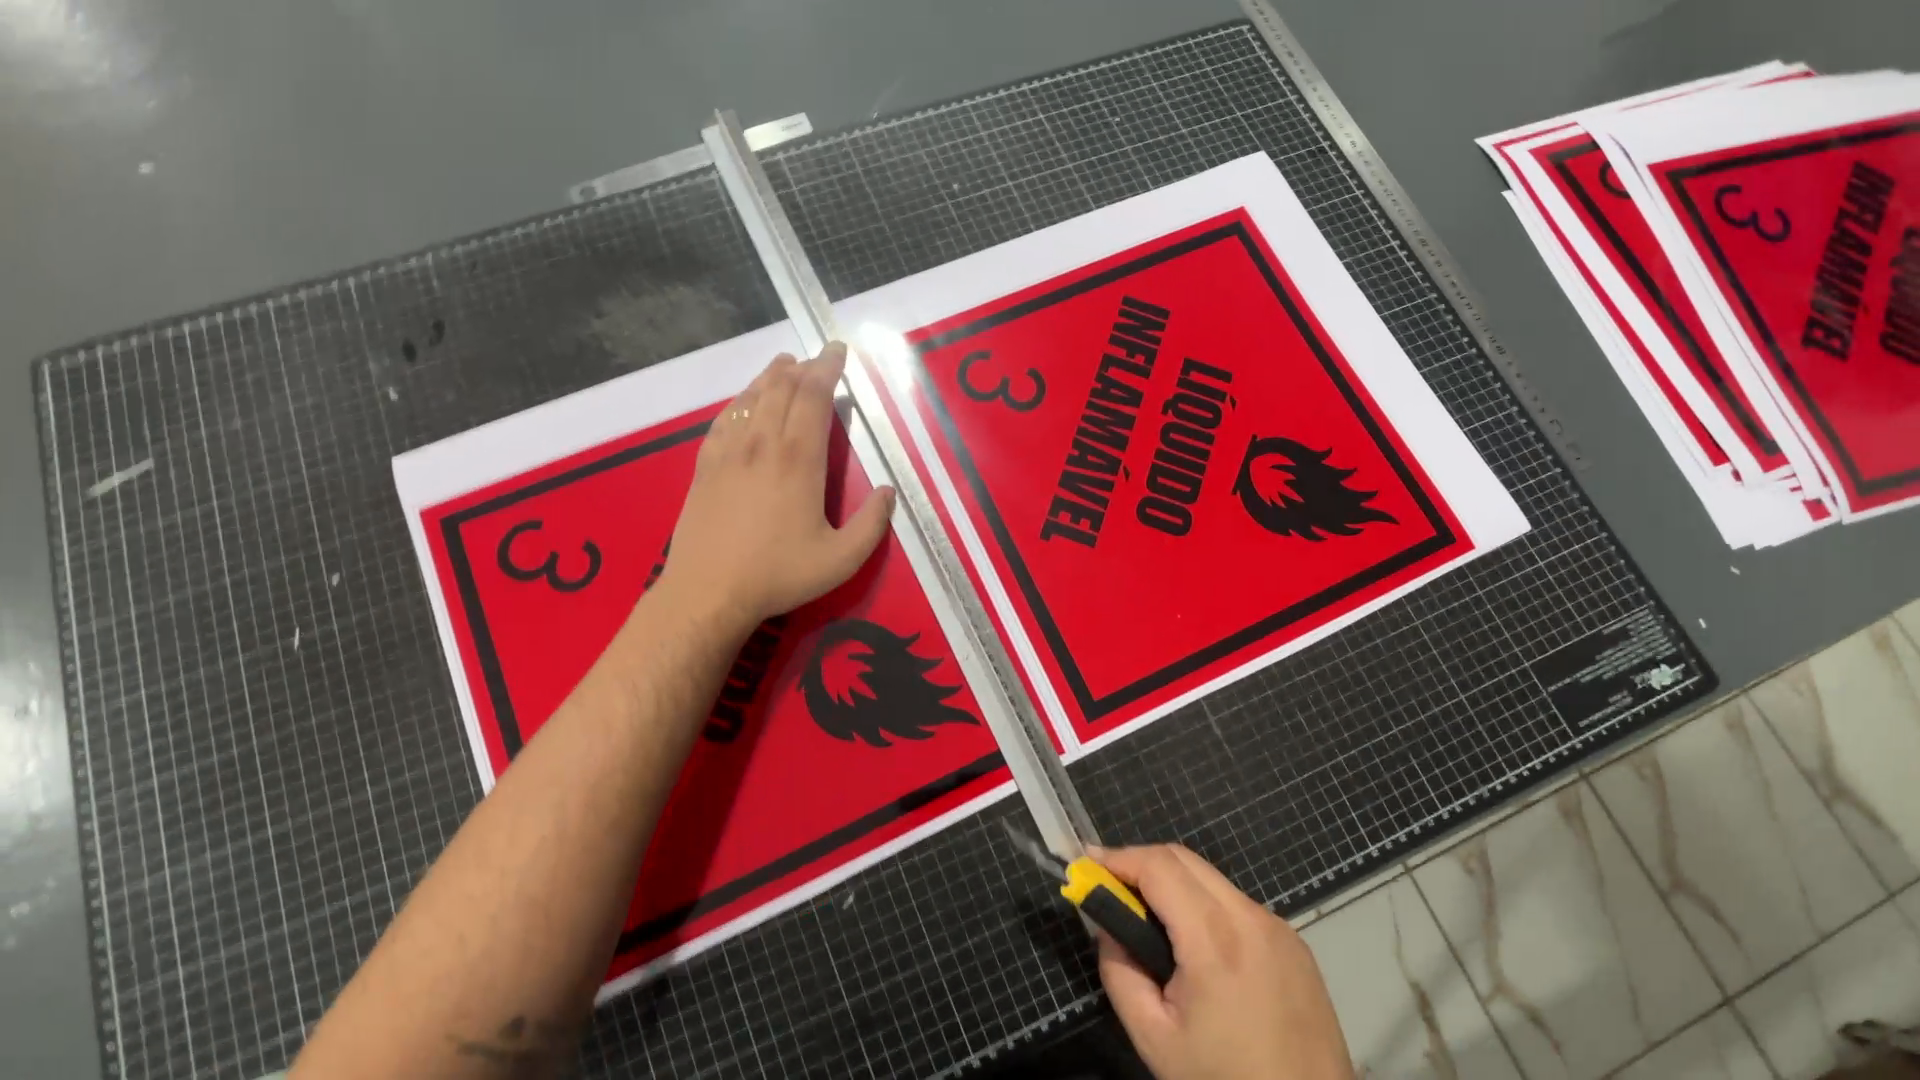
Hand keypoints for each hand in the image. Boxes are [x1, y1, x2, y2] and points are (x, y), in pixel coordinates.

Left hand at [657, 342, 895, 630]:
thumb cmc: (779, 575)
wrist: (708, 591)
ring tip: (785, 366)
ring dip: (771, 377)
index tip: (837, 351)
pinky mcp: (706, 466)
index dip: (827, 368)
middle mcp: (763, 444)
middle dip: (803, 367)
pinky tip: (745, 402)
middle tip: (818, 359)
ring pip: (751, 398)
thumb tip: (887, 491)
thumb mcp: (841, 560)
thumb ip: (871, 524)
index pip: (814, 396)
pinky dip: (741, 401)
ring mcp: (729, 452)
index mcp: (799, 459)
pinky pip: (725, 419)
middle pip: (782, 388)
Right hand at [1097, 845, 1352, 1079]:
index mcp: (1215, 939)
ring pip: (1212, 879)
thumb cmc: (1224, 1079)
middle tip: (1108, 888)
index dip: (1118, 858)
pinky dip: (1204, 905)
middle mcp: (1251, 918)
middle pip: (1184, 860)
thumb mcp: (1154, 1037)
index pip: (1158, 866)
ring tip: (1147, 920)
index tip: (1086, 864)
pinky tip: (1193, 944)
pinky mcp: (1295, 944)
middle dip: (1140, 864)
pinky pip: (1237, 905)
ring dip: (1173, 884)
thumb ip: (1119, 972)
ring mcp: (1279, 928)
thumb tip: (1108, 926)